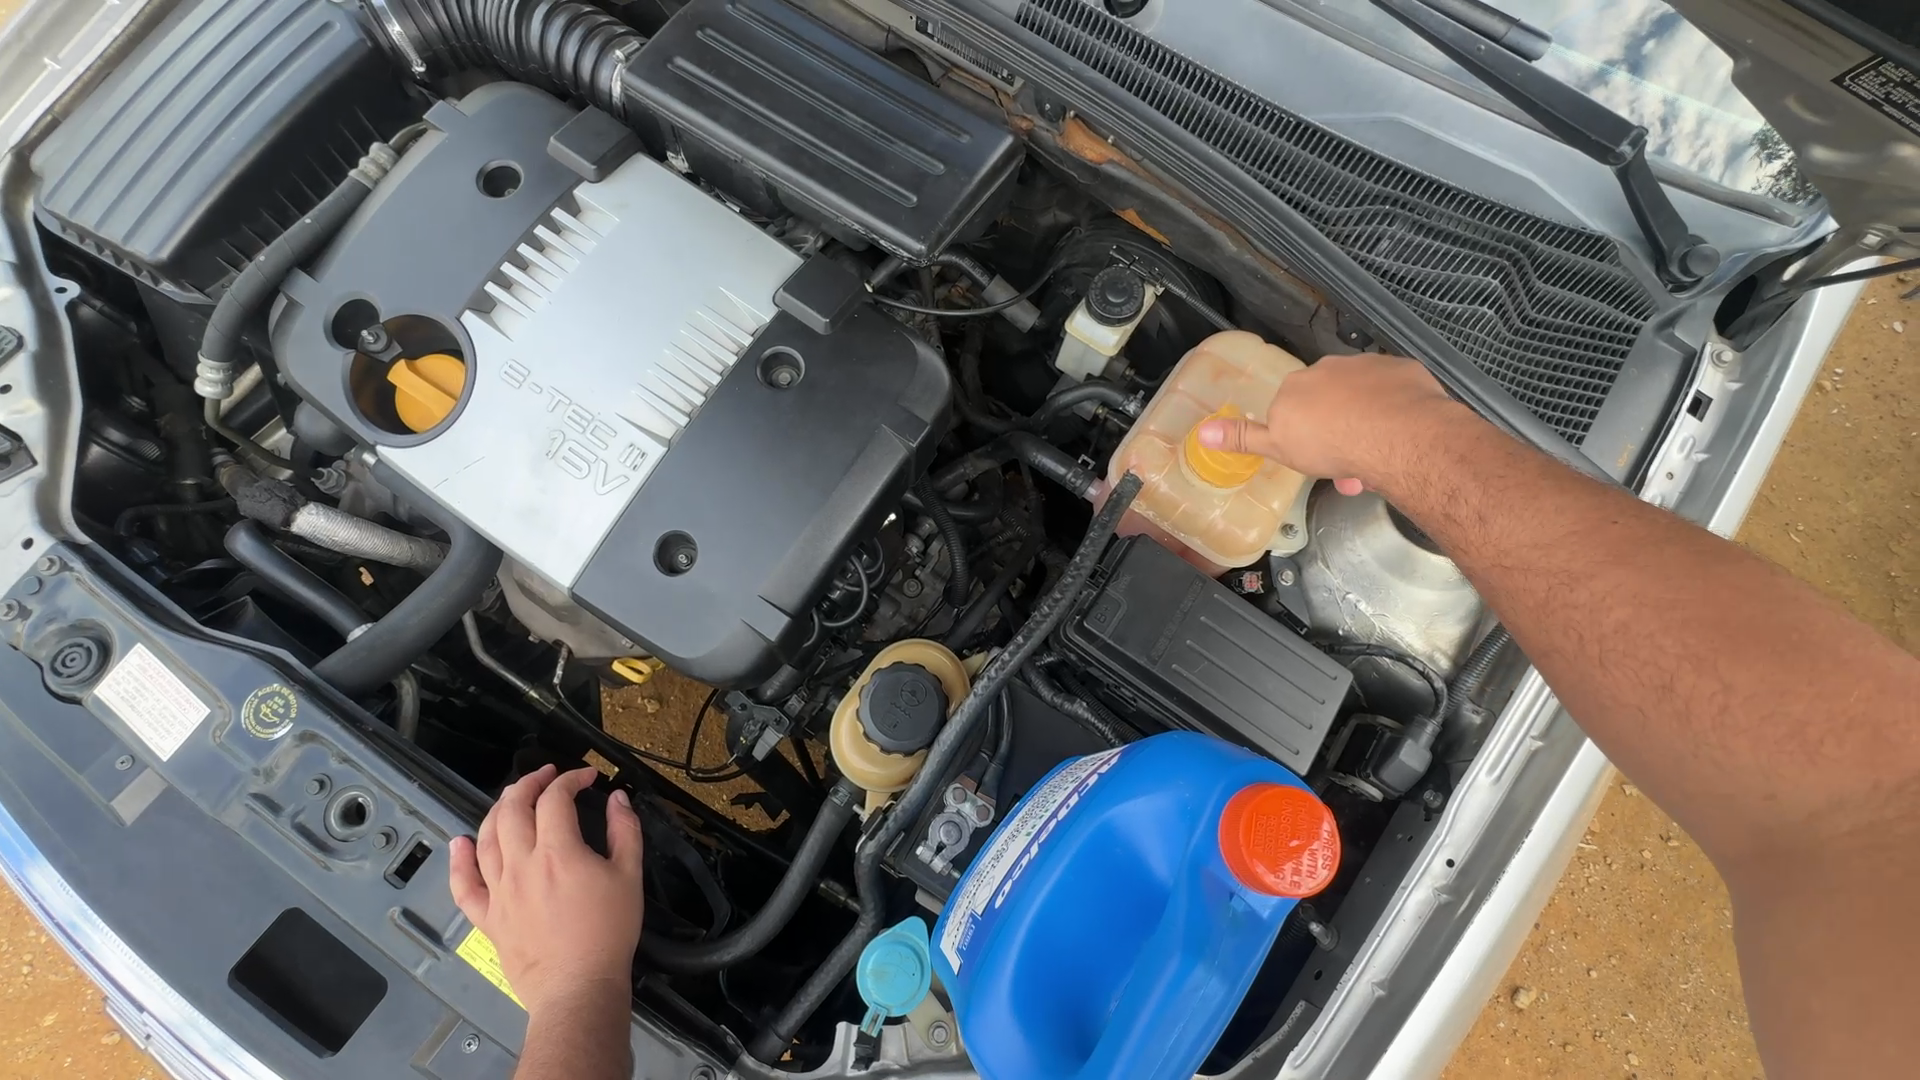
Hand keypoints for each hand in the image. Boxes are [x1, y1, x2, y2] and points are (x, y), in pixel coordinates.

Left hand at [449, 765, 644, 1016]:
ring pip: (486, 838)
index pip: (555, 799)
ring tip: (514, 797)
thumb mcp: (630, 874)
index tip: (589, 777)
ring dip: (499, 809)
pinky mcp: (487, 917)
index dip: (572, 779)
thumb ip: (624, 830)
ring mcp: (499, 892)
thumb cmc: (609, 930)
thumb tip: (618, 798)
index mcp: (559, 852)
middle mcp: (522, 865)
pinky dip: (458, 860)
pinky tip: (459, 842)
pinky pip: (464, 885)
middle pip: (513, 810)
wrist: (578, 986)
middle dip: (530, 783)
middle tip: (547, 775)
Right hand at [1195, 353, 1459, 494]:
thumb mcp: (1278, 447)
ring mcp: (1368, 365)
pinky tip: (1399, 434)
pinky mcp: (1403, 369)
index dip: (1302, 433)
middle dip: (1336, 428)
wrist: (1395, 436)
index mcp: (1295, 385)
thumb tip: (1202, 431)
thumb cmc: (1331, 444)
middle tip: (1345, 463)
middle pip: (1328, 399)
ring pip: (1362, 395)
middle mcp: (1328, 368)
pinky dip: (1395, 409)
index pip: (1292, 405)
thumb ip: (1243, 438)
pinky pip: (1394, 390)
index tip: (1313, 455)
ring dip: (1365, 421)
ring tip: (1374, 456)